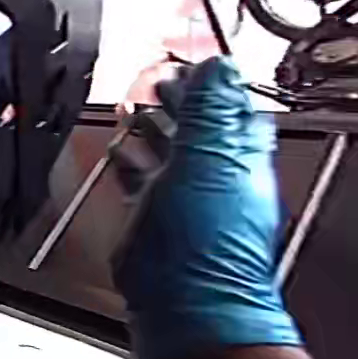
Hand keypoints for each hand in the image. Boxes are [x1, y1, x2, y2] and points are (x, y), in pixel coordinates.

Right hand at [113, 57, 300, 358]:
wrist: (183, 295)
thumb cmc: (203, 239)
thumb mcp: (207, 163)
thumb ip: (209, 114)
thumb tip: (218, 68)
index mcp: (238, 160)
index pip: (232, 110)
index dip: (212, 84)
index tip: (190, 63)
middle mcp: (215, 175)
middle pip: (200, 126)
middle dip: (181, 100)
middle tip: (159, 77)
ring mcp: (183, 194)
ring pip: (170, 147)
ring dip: (155, 124)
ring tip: (136, 104)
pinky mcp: (152, 211)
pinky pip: (142, 173)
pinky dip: (131, 155)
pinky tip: (120, 149)